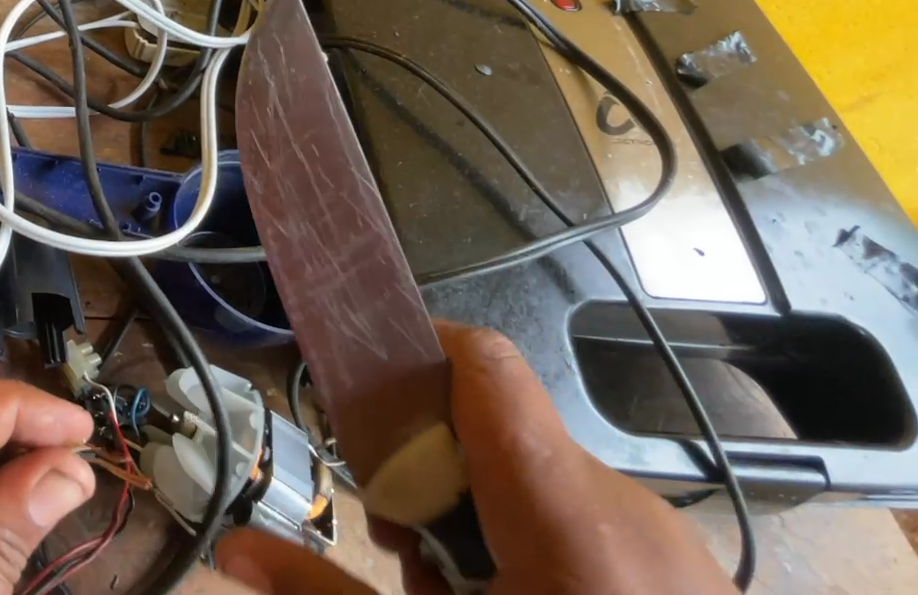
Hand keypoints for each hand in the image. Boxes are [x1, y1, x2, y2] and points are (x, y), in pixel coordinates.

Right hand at [208, 322, 737, 594]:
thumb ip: (326, 593)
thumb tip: (231, 552)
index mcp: (565, 518)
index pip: (483, 363)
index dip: (412, 348)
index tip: (361, 387)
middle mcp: (624, 507)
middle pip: (490, 423)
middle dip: (424, 463)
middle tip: (400, 540)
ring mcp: (668, 541)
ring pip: (531, 469)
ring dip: (471, 505)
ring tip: (456, 589)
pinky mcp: (686, 571)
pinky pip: (581, 510)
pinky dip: (526, 535)